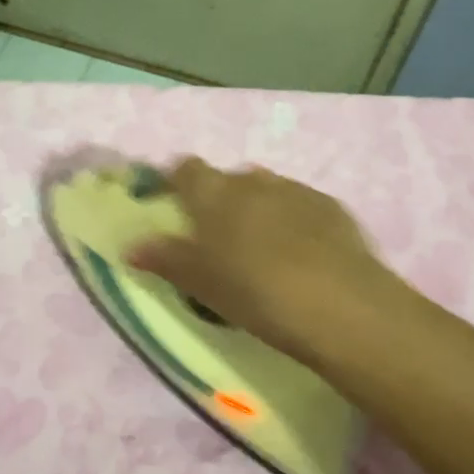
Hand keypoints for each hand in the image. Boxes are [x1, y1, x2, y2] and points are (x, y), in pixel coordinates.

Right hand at [128, 157, 396, 365]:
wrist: (338, 304)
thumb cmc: (254, 292)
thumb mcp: (200, 283)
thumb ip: (166, 259)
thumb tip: (134, 245)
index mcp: (213, 193)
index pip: (185, 170)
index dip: (176, 183)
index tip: (173, 206)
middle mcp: (252, 180)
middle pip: (228, 180)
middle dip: (220, 201)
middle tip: (218, 240)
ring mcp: (296, 190)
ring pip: (267, 191)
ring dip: (259, 211)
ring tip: (261, 250)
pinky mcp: (332, 207)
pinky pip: (301, 207)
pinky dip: (293, 222)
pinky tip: (301, 255)